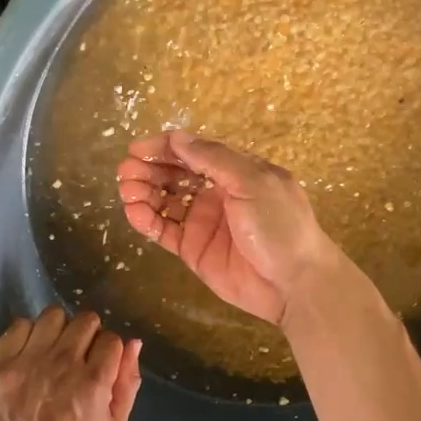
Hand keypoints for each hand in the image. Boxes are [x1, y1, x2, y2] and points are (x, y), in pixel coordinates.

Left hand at [0, 307, 142, 420]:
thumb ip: (128, 382)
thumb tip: (133, 343)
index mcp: (94, 379)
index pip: (111, 338)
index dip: (108, 349)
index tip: (98, 361)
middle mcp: (63, 361)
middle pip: (85, 320)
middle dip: (87, 334)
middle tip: (77, 353)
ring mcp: (30, 358)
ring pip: (53, 315)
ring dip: (58, 328)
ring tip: (52, 347)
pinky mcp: (2, 359)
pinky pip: (21, 324)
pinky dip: (28, 334)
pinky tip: (29, 351)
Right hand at [116, 130, 342, 324]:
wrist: (294, 283)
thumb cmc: (281, 225)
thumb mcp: (253, 182)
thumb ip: (213, 159)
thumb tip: (177, 137)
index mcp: (235, 172)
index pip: (193, 153)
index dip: (165, 149)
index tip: (138, 149)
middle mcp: (215, 193)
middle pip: (174, 176)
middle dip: (148, 170)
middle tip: (126, 171)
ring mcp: (202, 222)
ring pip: (164, 202)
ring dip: (143, 193)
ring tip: (127, 191)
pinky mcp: (192, 249)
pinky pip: (164, 230)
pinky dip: (147, 220)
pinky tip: (135, 212)